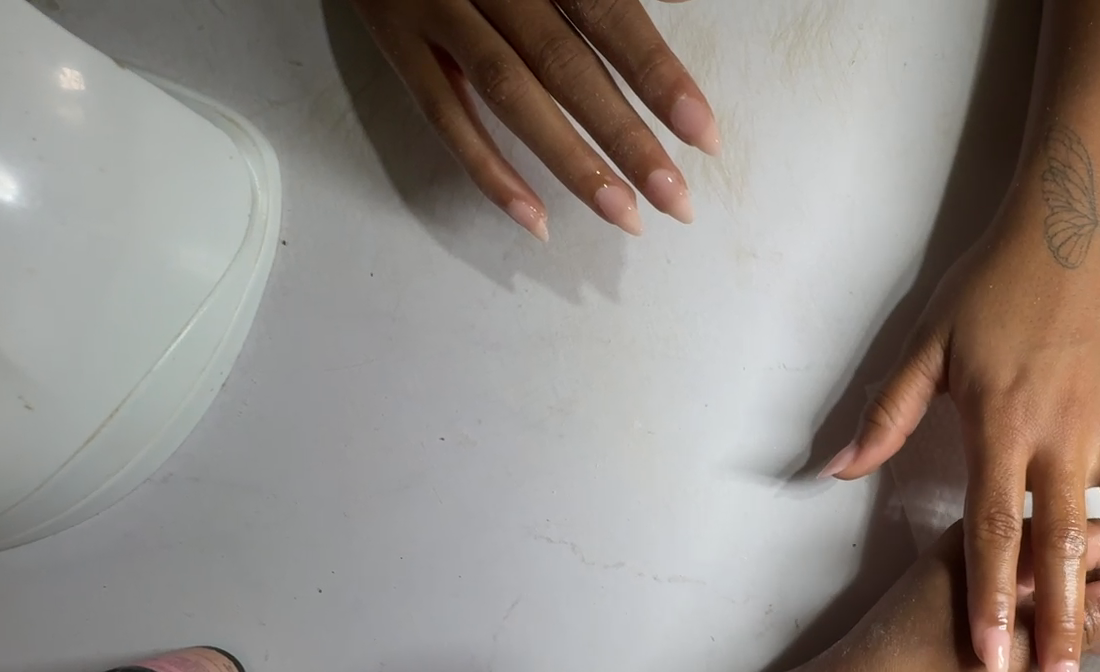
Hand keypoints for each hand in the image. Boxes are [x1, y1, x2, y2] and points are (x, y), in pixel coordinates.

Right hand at [349, 0, 720, 239]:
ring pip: (509, 93)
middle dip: (627, 139)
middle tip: (676, 202)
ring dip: (572, 163)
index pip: (610, 15)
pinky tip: (536, 222)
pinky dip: (489, 172)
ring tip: (626, 219)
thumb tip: (688, 6)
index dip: (659, 79)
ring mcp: (433, 6)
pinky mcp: (394, 39)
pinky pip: (442, 114)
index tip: (705, 138)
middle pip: (565, 65)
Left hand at [822, 229, 1099, 671]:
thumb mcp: (926, 346)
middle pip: (1062, 548)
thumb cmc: (992, 287)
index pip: (993, 532)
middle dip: (1065, 627)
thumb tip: (838, 469)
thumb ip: (886, 416)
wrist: (1076, 227)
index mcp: (1000, 428)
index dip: (991, 602)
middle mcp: (1060, 440)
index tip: (989, 661)